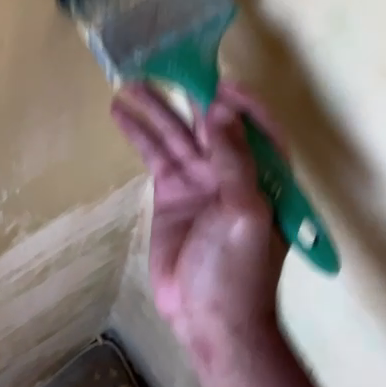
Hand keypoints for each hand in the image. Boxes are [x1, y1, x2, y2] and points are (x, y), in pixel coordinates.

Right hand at [110, 81, 288, 357]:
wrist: (210, 322)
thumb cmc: (239, 269)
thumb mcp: (246, 212)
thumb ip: (234, 160)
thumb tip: (221, 109)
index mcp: (263, 175)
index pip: (255, 125)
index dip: (239, 99)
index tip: (212, 79)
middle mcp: (232, 170)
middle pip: (210, 121)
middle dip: (188, 93)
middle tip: (162, 64)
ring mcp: (199, 180)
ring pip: (176, 132)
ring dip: (155, 107)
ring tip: (130, 81)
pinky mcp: (170, 193)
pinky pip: (155, 154)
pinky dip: (139, 132)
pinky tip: (122, 112)